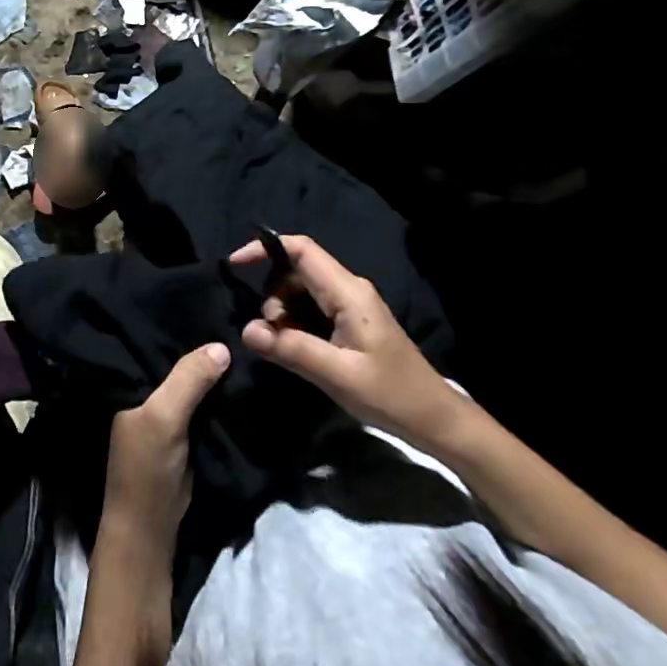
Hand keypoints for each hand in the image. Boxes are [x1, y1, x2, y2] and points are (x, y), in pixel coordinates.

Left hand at [101, 342, 231, 547]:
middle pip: (179, 363)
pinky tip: (243, 376)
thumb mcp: (164, 417)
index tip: (214, 309)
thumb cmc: (146, 467)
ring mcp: (168, 413)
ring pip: (195, 383)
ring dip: (216, 371)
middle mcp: (148, 393)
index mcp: (131, 383)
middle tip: (239, 323)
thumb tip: (221, 346)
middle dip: (204, 349)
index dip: (182, 328)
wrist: (151, 526)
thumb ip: (188, 381)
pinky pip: (205, 404)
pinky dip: (220, 395)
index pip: (156, 343)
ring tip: (246, 342)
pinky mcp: (186, 431)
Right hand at [231, 235, 467, 448]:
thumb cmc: (389, 394)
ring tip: (283, 347)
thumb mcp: (336, 375)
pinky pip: (311, 308)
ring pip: (301, 291)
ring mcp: (350, 305)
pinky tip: (295, 349)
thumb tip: (247, 330)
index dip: (266, 249)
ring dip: (282, 312)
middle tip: (269, 334)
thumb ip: (291, 349)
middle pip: (297, 271)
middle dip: (272, 295)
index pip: (302, 250)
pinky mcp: (350, 321)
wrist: (432, 417)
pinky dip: (294, 322)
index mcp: (348, 292)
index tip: (235, 265)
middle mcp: (349, 289)